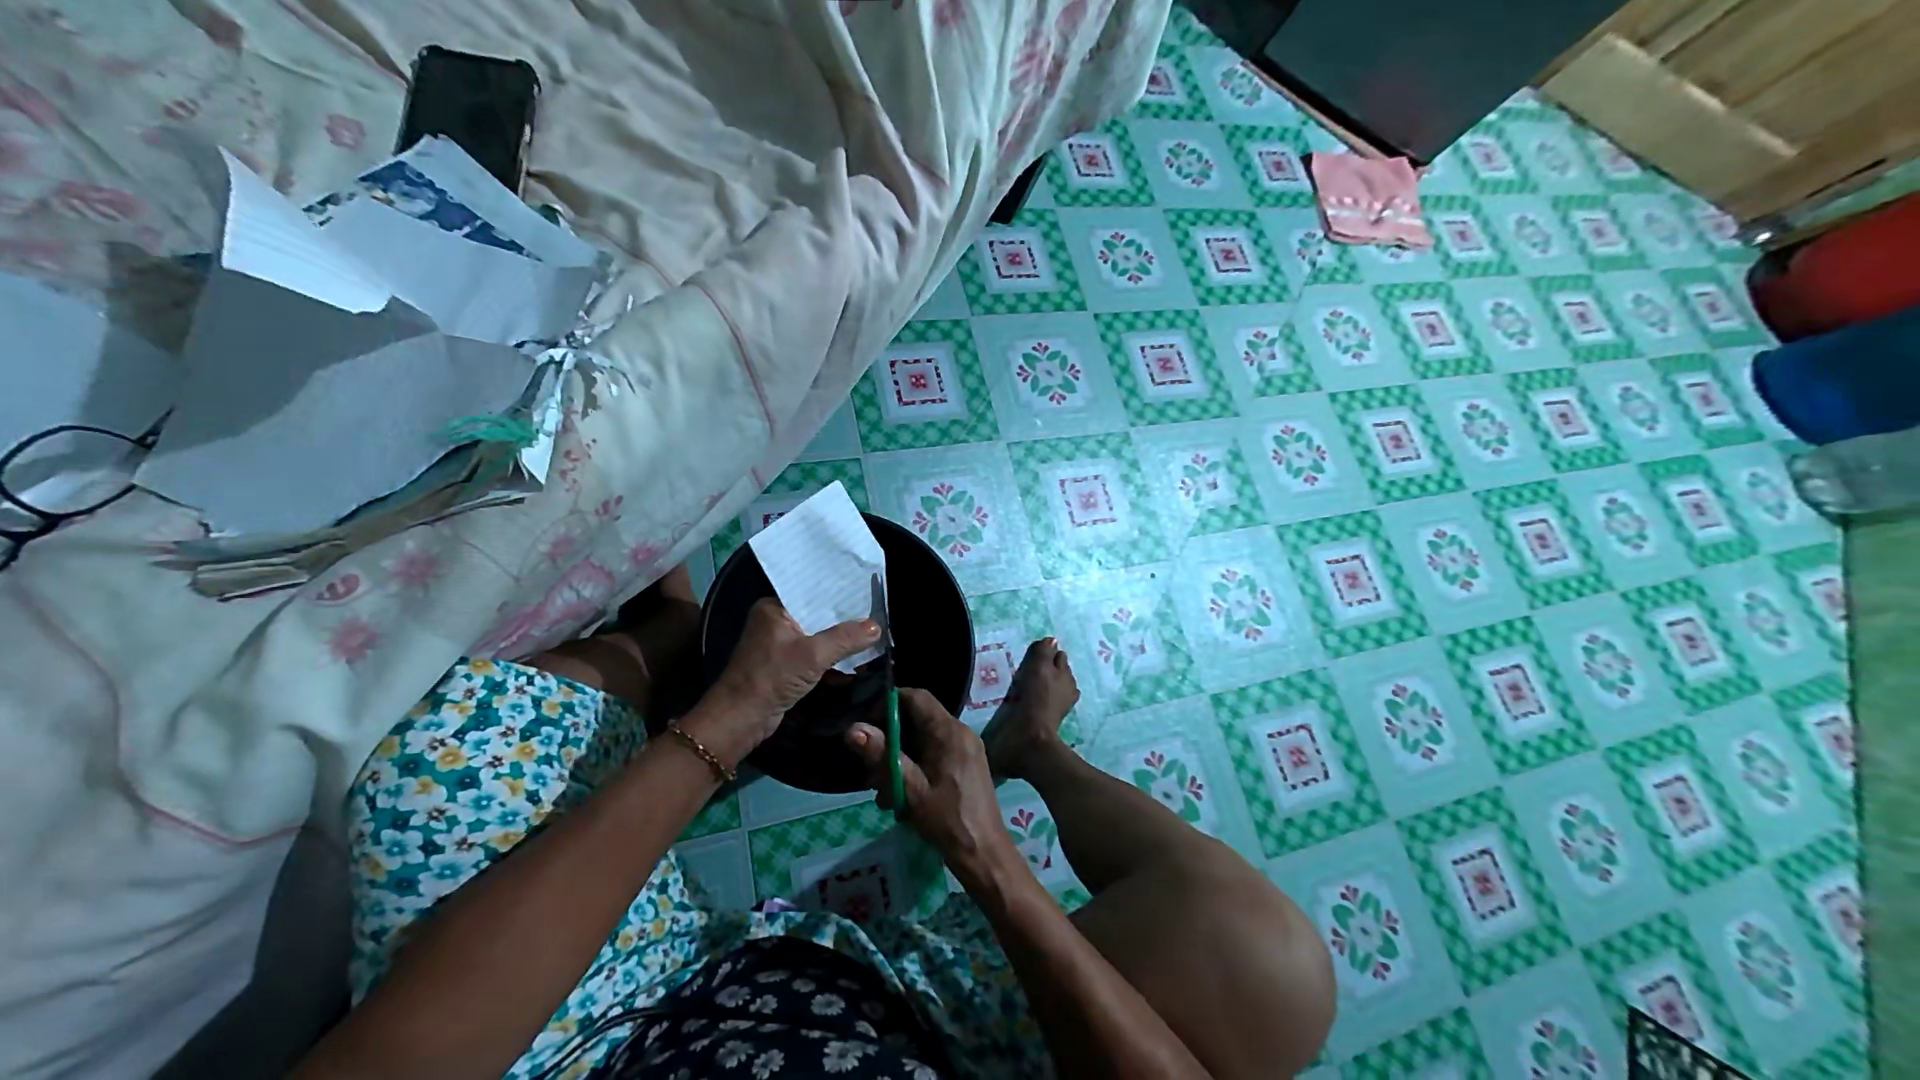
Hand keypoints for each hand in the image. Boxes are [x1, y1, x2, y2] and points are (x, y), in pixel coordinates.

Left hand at [696, 599, 878, 761]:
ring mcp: (779, 644)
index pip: (812, 593)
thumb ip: (845, 638)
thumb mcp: (813, 654)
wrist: (741, 718)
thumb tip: (877, 626)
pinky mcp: (784, 665)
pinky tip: (855, 657)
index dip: (840, 594)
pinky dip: (831, 656)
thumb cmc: (772, 677)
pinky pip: (814, 654)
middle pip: (817, 615)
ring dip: (840, 640)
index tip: (868, 592)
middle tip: (877, 614)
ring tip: (872, 633)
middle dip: (845, 619)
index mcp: (774, 608)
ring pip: (817, 636)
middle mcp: (775, 621)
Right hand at [845, 688, 1015, 880]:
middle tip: (870, 767)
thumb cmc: (946, 819)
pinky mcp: (966, 765)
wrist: (983, 853)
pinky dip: (916, 768)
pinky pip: (935, 754)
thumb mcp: (909, 788)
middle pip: (918, 720)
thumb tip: (853, 729)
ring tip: (883, 791)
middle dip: (891, 740)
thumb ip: (882, 756)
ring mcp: (966, 749)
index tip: (867, 722)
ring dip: (901, 760)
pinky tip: (902, 797)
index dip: (889, 703)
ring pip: (924, 741)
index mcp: (949, 731)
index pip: (916, 697)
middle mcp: (960, 732)